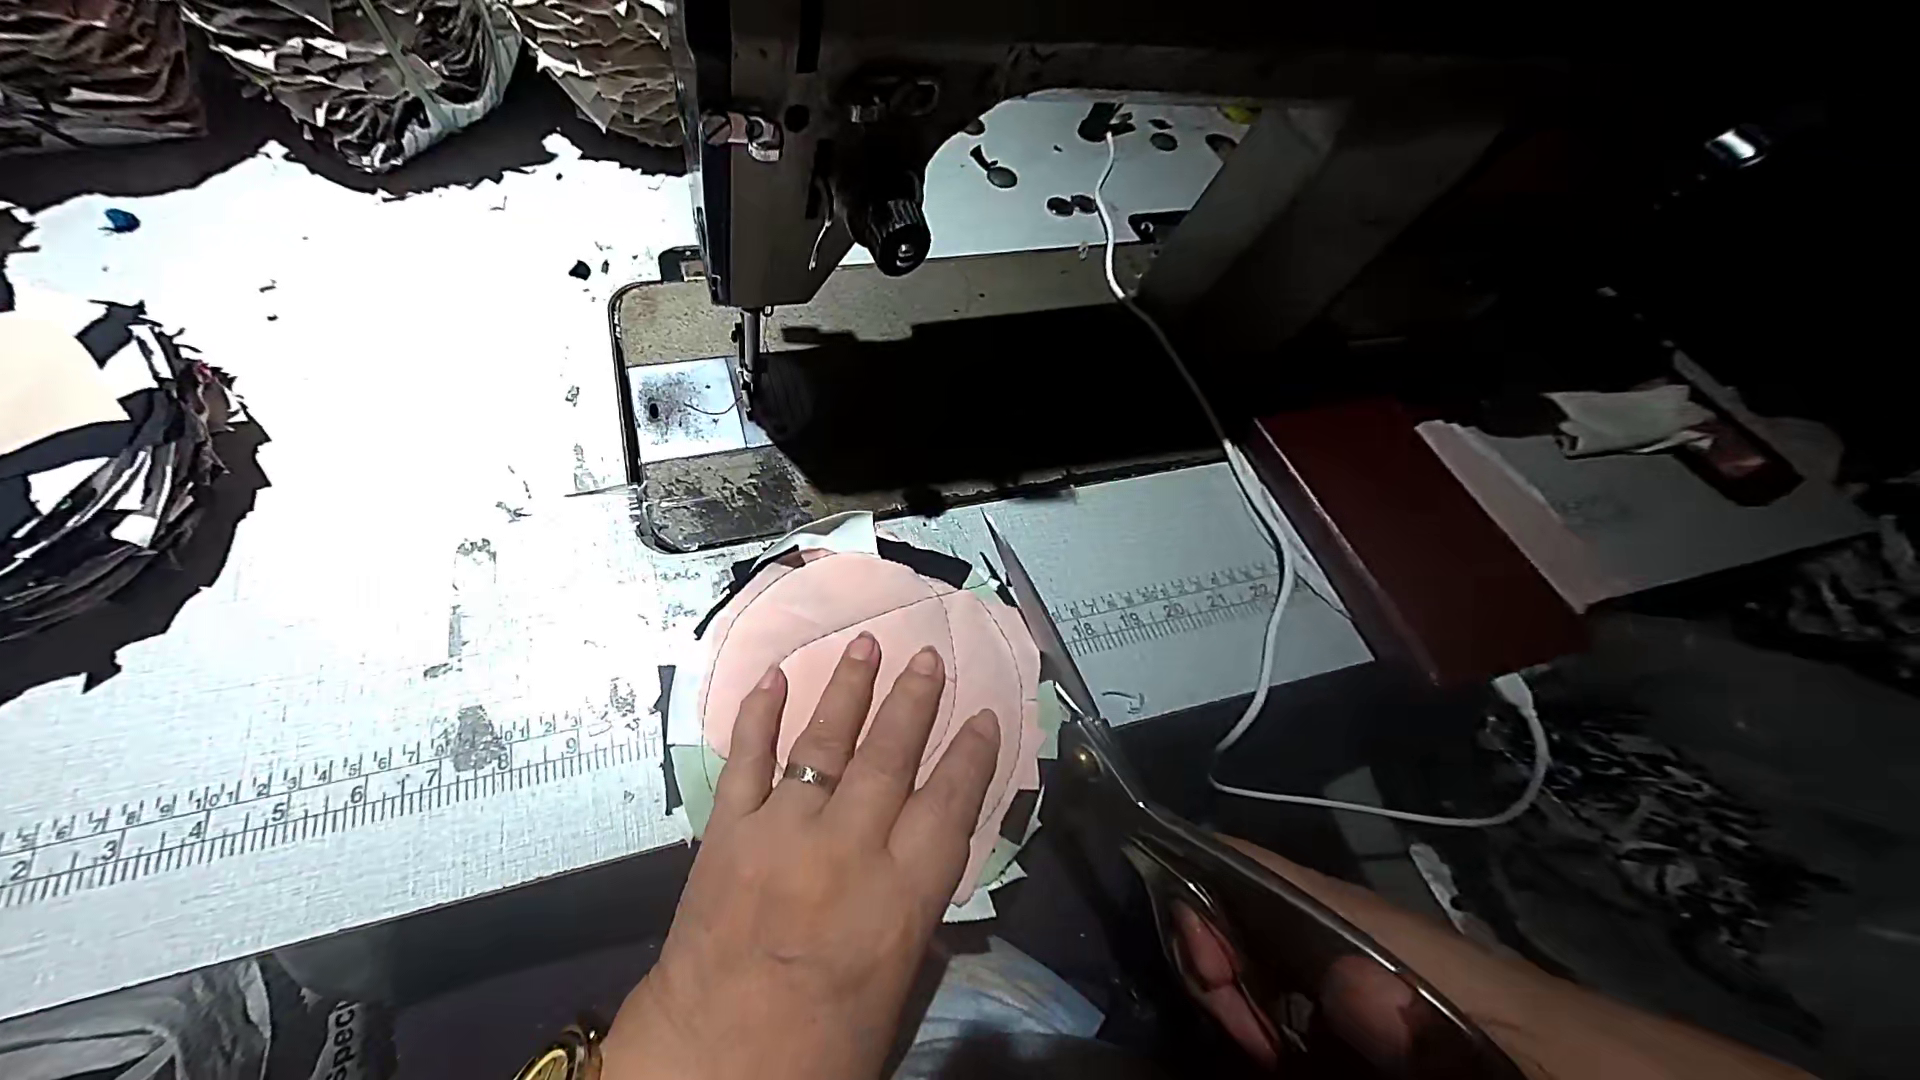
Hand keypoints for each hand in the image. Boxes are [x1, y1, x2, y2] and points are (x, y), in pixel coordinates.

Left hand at [602, 632, 1001, 1079]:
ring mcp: (780, 835)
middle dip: (913, 700)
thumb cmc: (821, 1042)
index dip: (971, 755)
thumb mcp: (899, 977)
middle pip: (888, 757)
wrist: (710, 1069)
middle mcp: (844, 852)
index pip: (949, 804)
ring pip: (823, 745)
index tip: (984, 715)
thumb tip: (931, 846)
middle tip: (928, 655)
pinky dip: (758, 716)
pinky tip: (773, 677)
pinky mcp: (727, 834)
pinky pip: (746, 761)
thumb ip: (916, 900)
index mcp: (897, 897)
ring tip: (864, 644)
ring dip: (847, 689)